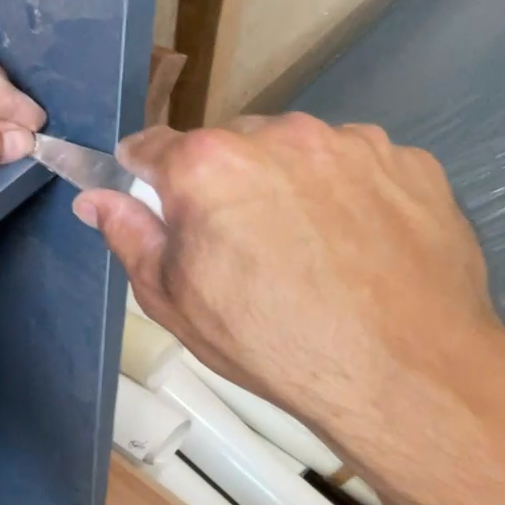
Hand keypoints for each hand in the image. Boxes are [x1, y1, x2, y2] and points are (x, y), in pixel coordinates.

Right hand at [74, 114, 504, 457]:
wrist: (402, 370)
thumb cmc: (264, 339)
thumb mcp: (169, 298)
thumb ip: (128, 235)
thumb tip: (93, 198)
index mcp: (206, 165)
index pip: (150, 144)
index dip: (143, 175)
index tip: (153, 206)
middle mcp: (279, 135)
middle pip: (225, 144)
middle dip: (217, 181)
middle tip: (232, 243)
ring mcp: (352, 144)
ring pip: (291, 152)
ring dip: (281, 182)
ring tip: (300, 247)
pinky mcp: (411, 162)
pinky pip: (353, 166)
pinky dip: (341, 193)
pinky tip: (349, 245)